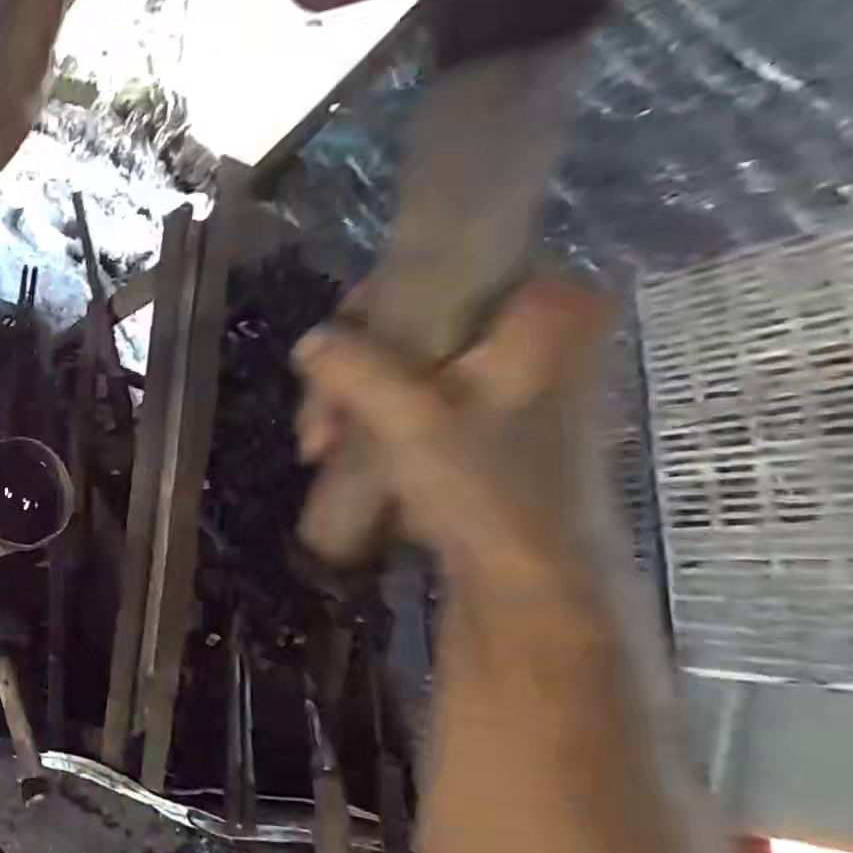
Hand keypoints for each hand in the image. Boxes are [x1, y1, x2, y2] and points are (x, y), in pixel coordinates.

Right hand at [293, 276, 614, 589]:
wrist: (530, 580)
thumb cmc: (484, 488)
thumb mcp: (407, 419)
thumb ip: (352, 368)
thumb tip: (308, 342)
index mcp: (544, 308)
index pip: (437, 272)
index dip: (367, 314)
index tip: (327, 365)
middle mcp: (537, 333)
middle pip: (415, 324)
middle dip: (350, 375)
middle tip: (316, 431)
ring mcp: (515, 380)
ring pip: (408, 365)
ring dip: (353, 404)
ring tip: (320, 453)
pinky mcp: (493, 421)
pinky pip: (417, 398)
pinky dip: (377, 421)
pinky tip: (344, 454)